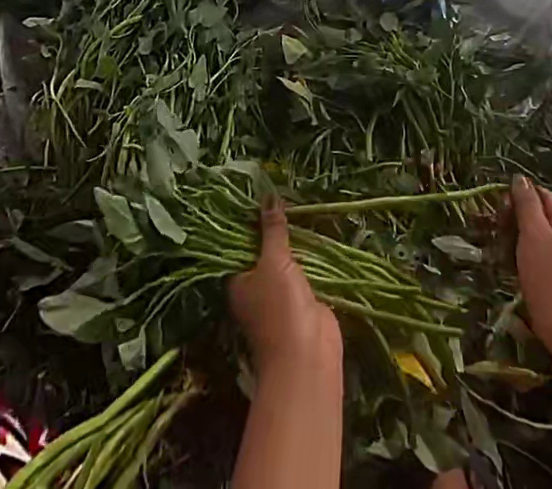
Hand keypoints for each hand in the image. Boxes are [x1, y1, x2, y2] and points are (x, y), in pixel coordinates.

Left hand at [229, 201, 341, 373]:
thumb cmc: (280, 307)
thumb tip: (267, 194)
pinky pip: (303, 275)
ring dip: (292, 245)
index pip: (236, 243)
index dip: (247, 222)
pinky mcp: (303, 303)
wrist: (309, 357)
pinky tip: (315, 236)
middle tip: (279, 196)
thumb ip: (272, 230)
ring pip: (284, 263)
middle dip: (272, 231)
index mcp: (237, 278)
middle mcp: (254, 286)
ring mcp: (279, 296)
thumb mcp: (274, 261)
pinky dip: (309, 260)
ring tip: (297, 208)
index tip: (256, 195)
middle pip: (261, 252)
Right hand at [510, 177, 551, 353]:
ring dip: (512, 240)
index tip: (498, 214)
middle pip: (533, 213)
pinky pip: (533, 254)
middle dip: (511, 221)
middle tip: (496, 234)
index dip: (514, 199)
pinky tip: (509, 266)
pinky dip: (519, 256)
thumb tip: (519, 178)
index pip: (535, 193)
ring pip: (530, 235)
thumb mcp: (534, 233)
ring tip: (499, 252)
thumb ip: (526, 203)